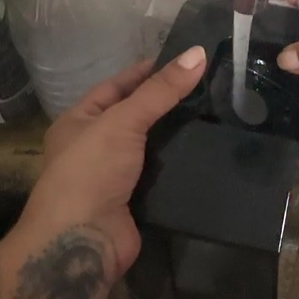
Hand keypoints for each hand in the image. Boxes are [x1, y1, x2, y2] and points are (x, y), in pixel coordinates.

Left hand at [21, 46, 207, 271]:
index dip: (147, 73)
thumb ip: (160, 91)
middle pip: (137, 117)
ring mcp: (116, 176)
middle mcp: (95, 147)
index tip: (185, 61)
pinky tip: (211, 150)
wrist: (80, 245)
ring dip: (179, 136)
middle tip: (211, 86)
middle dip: (168, 104)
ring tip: (219, 113)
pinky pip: (164, 175)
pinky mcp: (137, 201)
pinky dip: (183, 165)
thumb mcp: (122, 121)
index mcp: (79, 121)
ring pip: (153, 147)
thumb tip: (198, 53)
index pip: (117, 87)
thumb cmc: (90, 172)